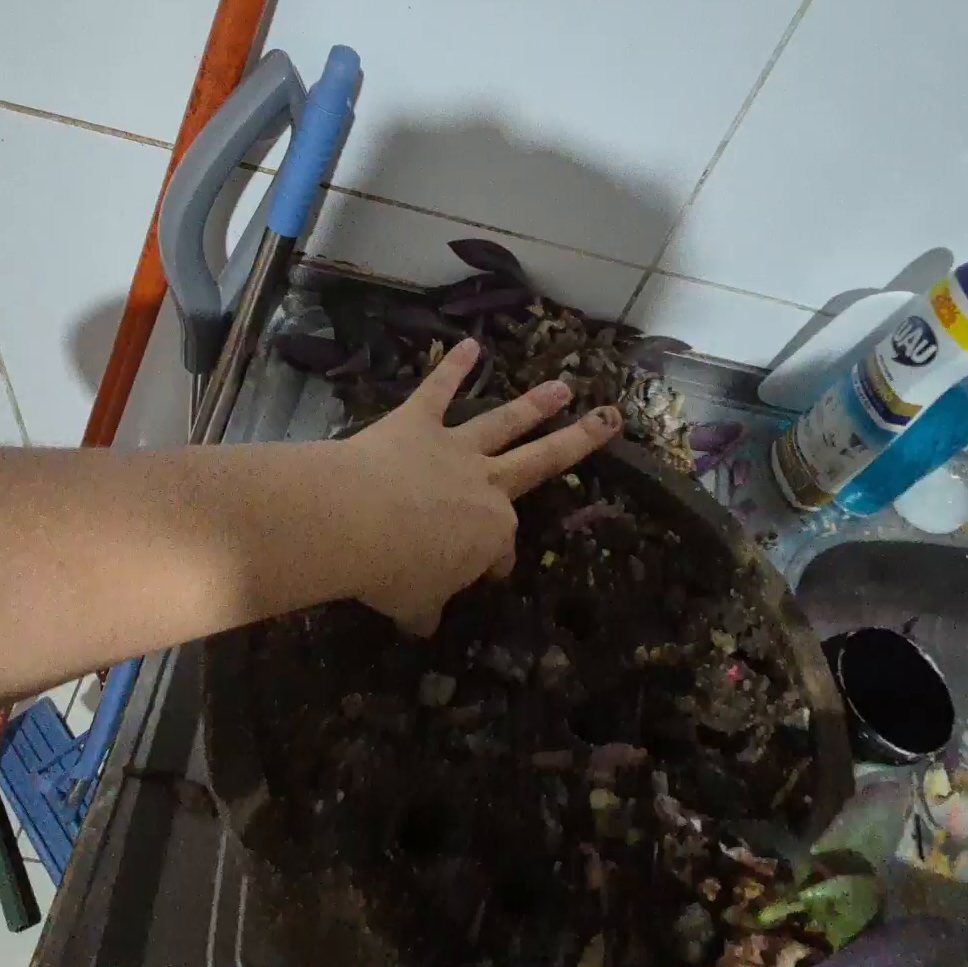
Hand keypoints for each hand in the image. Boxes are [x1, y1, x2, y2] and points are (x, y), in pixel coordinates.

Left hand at [337, 339, 621, 635]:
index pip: (500, 548)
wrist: (358, 521)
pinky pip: (437, 391)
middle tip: (609, 421)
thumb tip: (424, 622)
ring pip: (502, 423)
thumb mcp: (415, 603)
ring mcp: (454, 448)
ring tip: (563, 387)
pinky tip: (468, 344)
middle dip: (577, 442)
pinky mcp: (417, 422)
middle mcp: (485, 484)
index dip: (493, 563)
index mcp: (491, 531)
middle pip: (539, 461)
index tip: (485, 574)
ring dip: (533, 405)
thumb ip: (425, 608)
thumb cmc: (394, 570)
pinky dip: (451, 368)